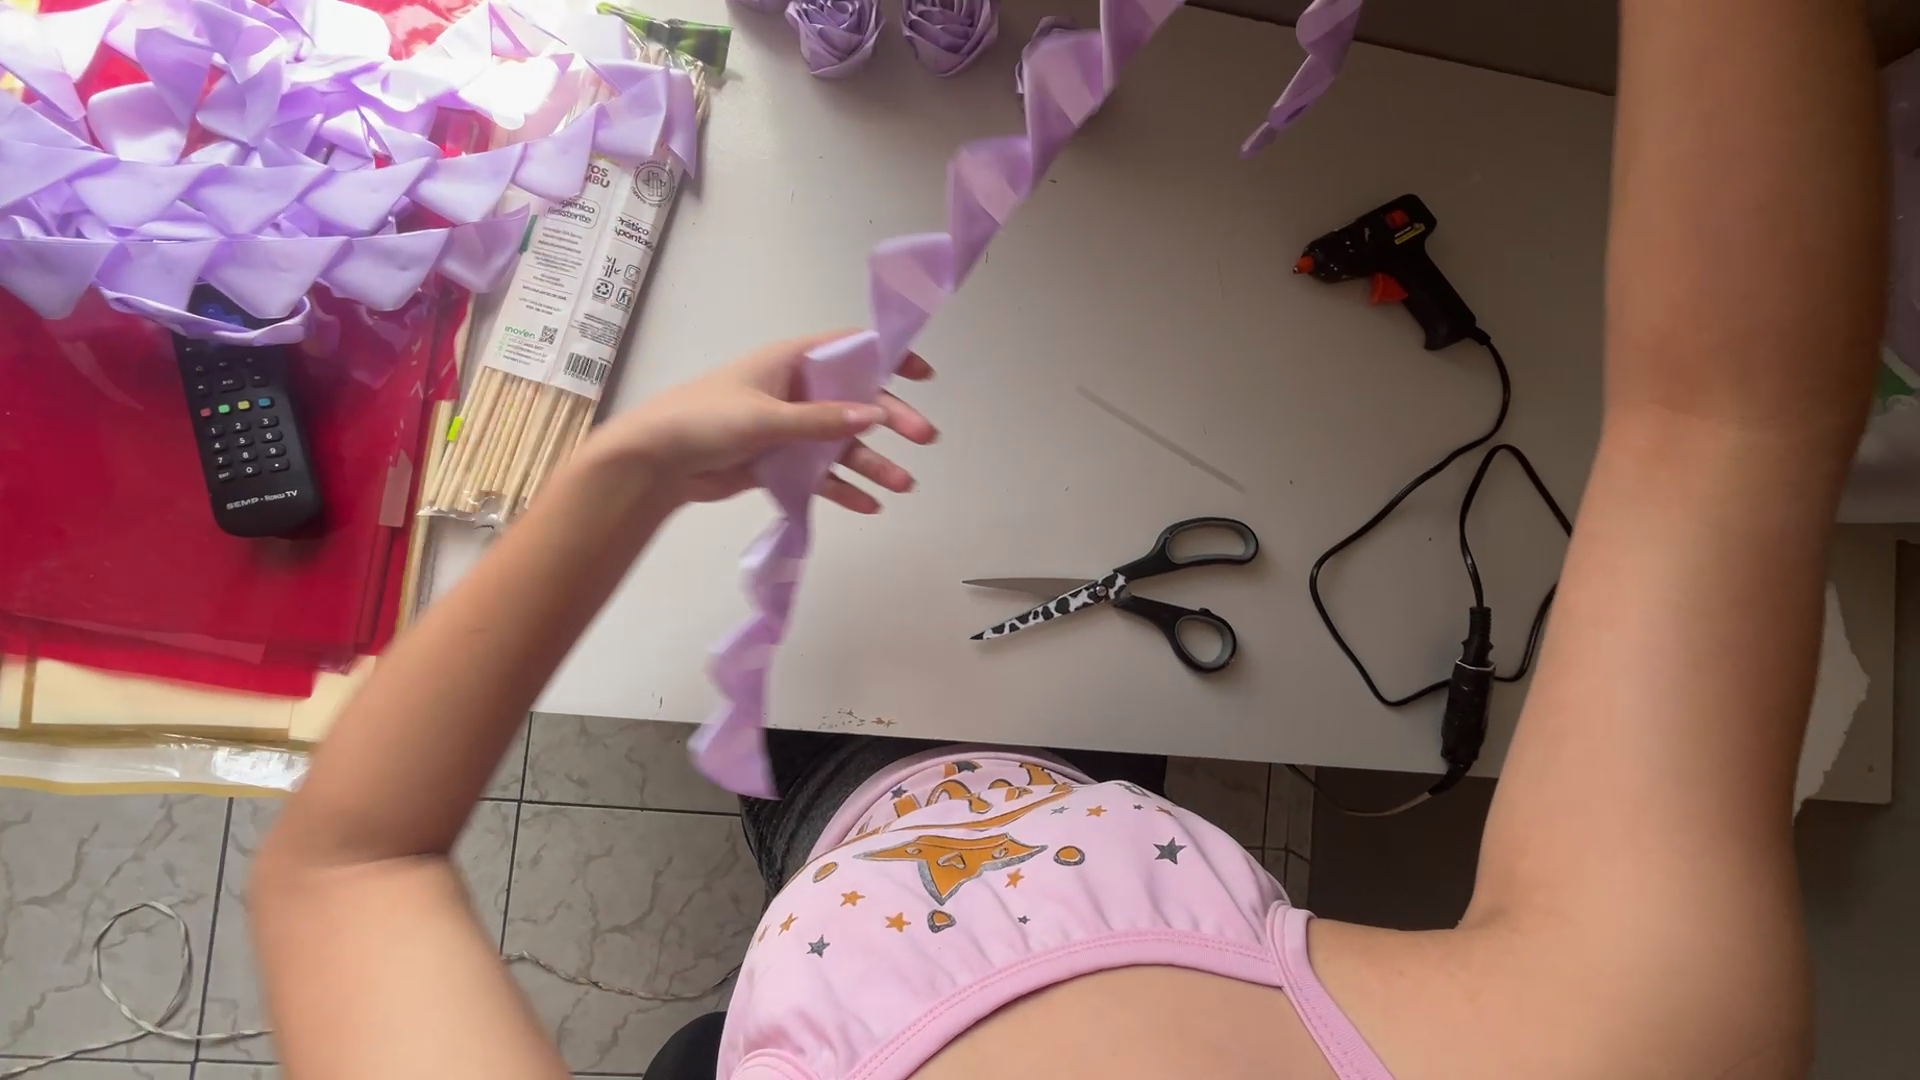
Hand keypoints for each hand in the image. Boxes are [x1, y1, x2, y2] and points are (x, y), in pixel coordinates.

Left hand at [582, 329, 937, 511]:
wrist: (655, 462)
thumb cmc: (705, 420)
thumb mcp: (766, 416)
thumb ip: (822, 420)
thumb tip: (877, 415)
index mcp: (792, 361)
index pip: (851, 349)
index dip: (889, 356)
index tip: (923, 375)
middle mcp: (797, 391)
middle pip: (856, 401)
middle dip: (892, 419)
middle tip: (924, 438)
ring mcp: (790, 428)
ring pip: (842, 443)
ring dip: (873, 462)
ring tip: (904, 485)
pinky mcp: (780, 462)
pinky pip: (820, 474)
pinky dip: (843, 488)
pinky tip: (869, 504)